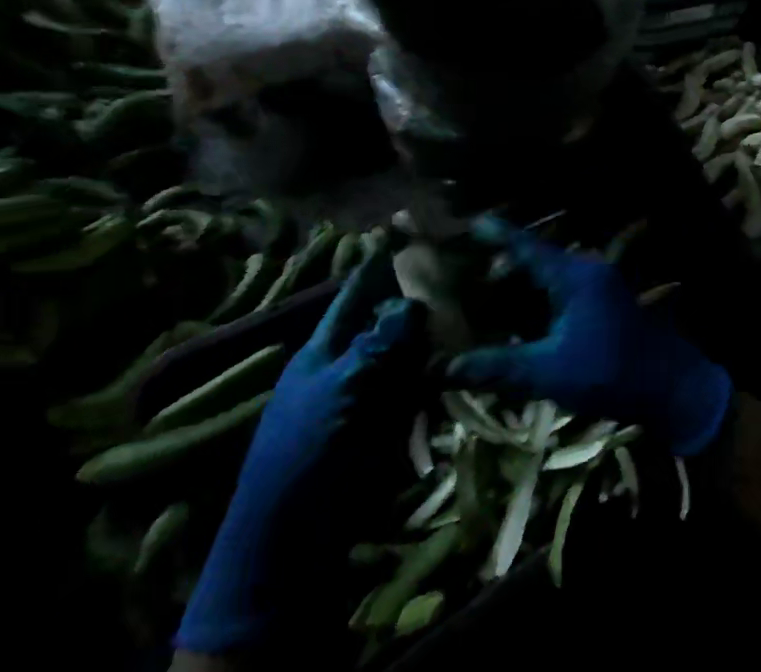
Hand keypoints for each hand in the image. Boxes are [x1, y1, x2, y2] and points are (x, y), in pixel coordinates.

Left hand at [176, 253, 425, 656]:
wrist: (295, 533)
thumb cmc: (302, 452)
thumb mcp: (336, 393)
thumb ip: (375, 347)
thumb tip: (410, 303)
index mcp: (324, 349)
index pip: (353, 294)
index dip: (374, 264)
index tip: (396, 228)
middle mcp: (350, 364)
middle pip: (387, 322)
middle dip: (416, 300)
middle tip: (454, 275)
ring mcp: (370, 395)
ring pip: (407, 356)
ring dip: (432, 340)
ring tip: (466, 314)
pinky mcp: (389, 426)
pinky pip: (417, 392)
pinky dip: (435, 379)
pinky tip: (457, 365)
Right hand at [446, 217, 731, 455]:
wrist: (673, 390)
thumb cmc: (610, 373)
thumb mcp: (548, 372)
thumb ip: (498, 367)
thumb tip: (445, 369)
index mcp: (574, 276)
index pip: (527, 247)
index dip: (498, 234)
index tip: (473, 221)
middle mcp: (587, 272)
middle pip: (537, 258)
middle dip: (504, 261)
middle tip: (470, 266)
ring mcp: (601, 287)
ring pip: (551, 275)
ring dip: (523, 282)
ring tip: (489, 289)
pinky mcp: (606, 305)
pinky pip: (563, 290)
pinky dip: (539, 297)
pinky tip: (523, 316)